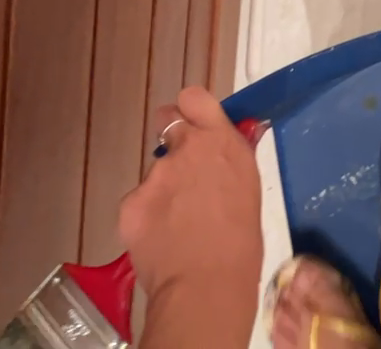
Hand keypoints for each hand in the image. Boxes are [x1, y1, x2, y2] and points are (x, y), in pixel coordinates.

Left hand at [117, 87, 263, 303]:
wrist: (206, 284)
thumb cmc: (243, 238)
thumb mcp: (249, 185)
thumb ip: (232, 158)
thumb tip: (228, 147)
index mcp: (220, 140)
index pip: (194, 97)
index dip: (191, 109)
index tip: (195, 124)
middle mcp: (185, 147)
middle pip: (166, 119)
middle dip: (171, 136)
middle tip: (181, 168)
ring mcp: (154, 175)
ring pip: (156, 173)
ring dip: (164, 189)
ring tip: (178, 225)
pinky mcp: (131, 204)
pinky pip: (139, 203)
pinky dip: (147, 218)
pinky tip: (161, 240)